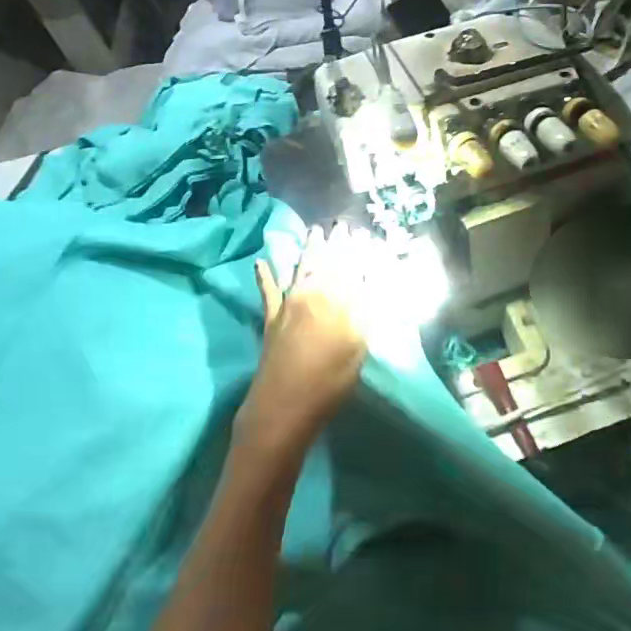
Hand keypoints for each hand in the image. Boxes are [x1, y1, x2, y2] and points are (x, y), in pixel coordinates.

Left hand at [234, 226, 368, 459]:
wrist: (284, 405)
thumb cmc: (330, 380)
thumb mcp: (358, 346)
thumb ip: (364, 311)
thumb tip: (371, 283)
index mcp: (337, 299)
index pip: (351, 267)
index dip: (357, 250)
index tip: (363, 233)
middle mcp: (312, 293)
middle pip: (326, 262)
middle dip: (336, 243)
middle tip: (341, 225)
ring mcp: (289, 304)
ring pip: (300, 268)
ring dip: (308, 249)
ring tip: (315, 231)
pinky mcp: (271, 318)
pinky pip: (268, 290)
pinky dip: (264, 275)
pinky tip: (260, 261)